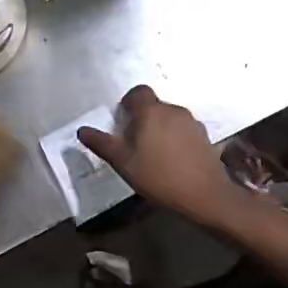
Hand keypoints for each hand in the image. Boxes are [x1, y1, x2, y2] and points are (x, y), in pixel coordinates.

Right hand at [78, 85, 239, 218]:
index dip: (129, 102)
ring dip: (160, 128)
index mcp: (151, 111)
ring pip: (169, 117)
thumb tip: (82, 130)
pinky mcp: (204, 136)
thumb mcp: (123, 162)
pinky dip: (175, 138)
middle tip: (134, 142)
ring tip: (154, 153)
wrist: (204, 195)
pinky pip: (183, 130)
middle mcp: (173, 110)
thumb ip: (102, 144)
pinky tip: (173, 160)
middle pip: (154, 106)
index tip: (124, 120)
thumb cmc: (158, 176)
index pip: (138, 92)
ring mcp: (192, 122)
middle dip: (143, 118)